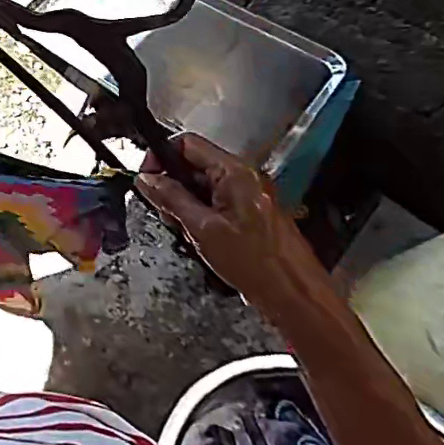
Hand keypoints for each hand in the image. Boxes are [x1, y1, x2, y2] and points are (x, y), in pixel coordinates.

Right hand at [133, 134, 328, 315]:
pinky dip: (201, 216)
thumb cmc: (256, 265)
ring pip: (202, 186)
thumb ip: (170, 198)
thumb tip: (146, 179)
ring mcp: (250, 195)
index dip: (160, 157)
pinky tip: (201, 239)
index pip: (186, 144)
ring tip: (187, 233)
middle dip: (172, 187)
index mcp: (235, 173)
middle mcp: (245, 178)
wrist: (298, 300)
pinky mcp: (252, 213)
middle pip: (193, 165)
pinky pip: (216, 203)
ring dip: (186, 205)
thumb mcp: (202, 229)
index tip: (147, 180)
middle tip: (167, 215)